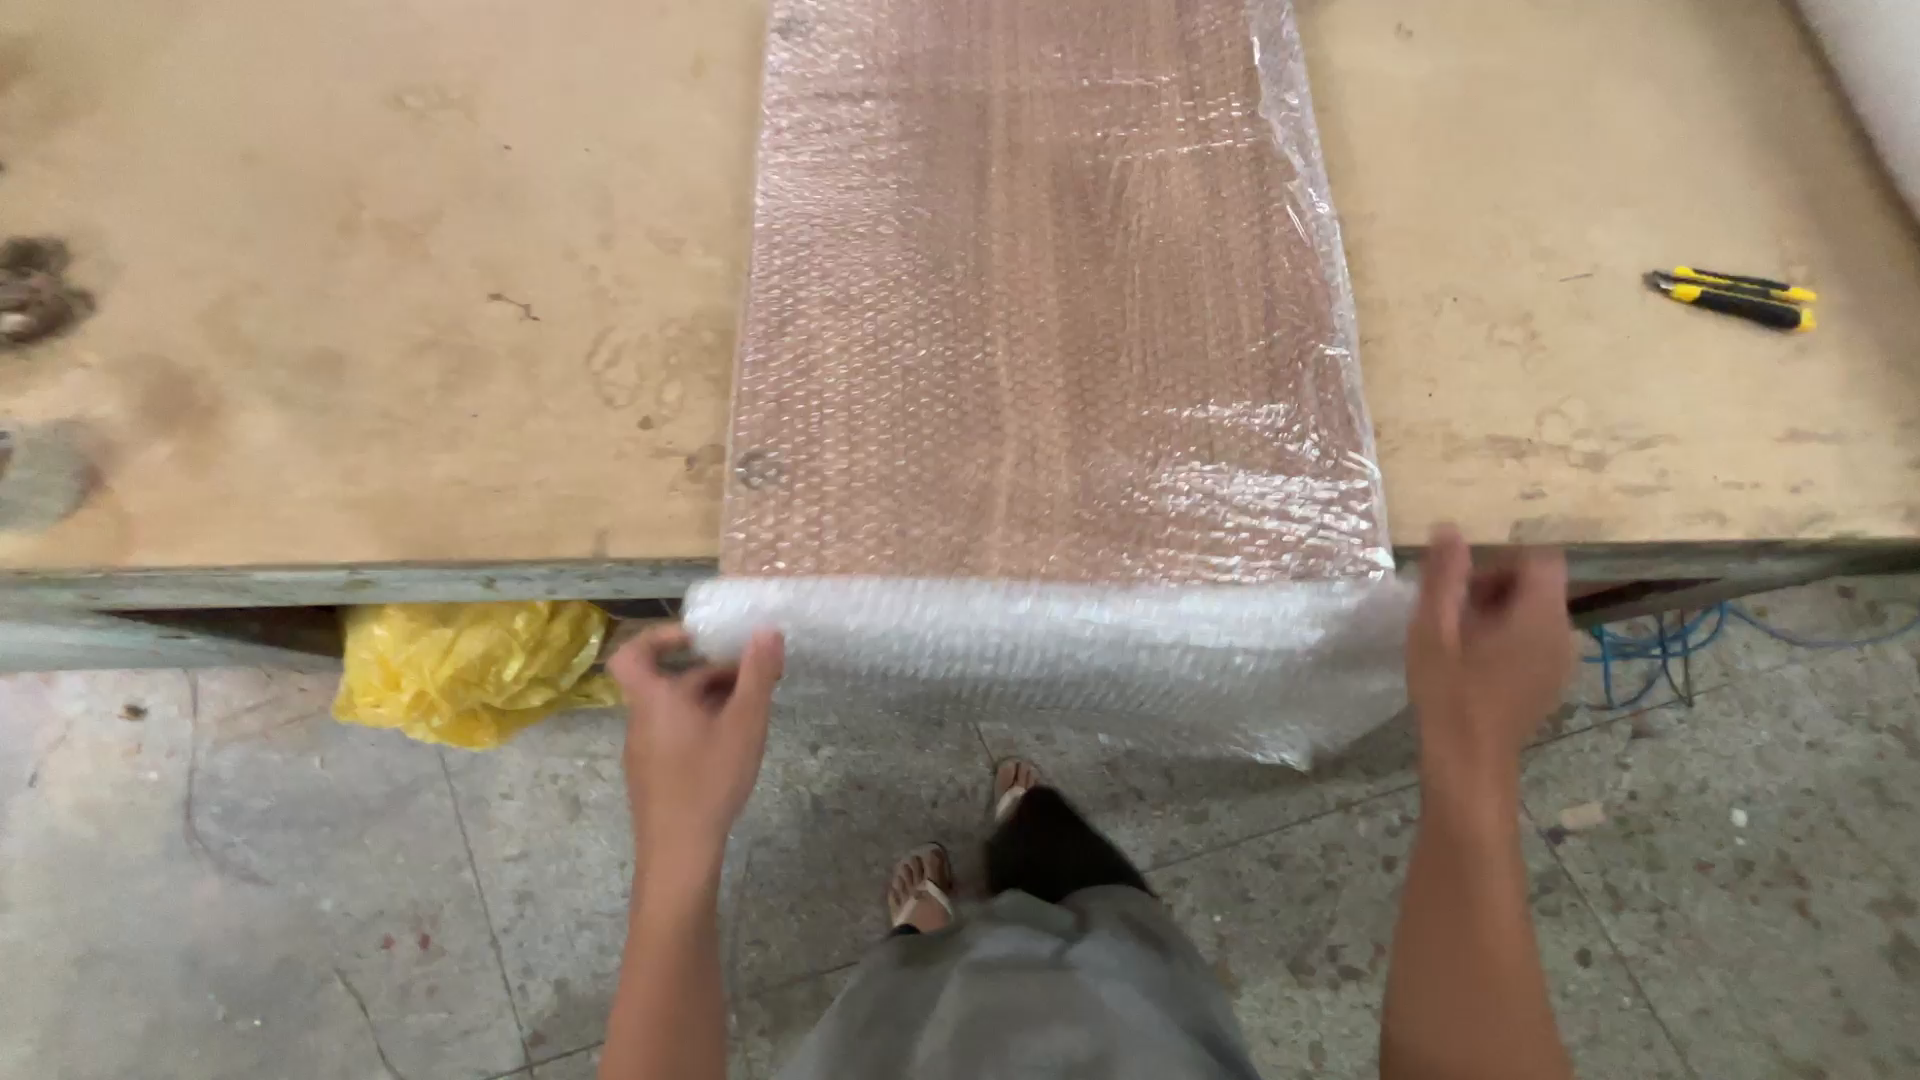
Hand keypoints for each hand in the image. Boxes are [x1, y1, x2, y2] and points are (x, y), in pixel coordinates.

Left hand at [607, 624, 784, 884]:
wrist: (679, 853)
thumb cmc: (709, 779)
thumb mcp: (745, 722)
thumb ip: (758, 674)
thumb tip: (767, 630)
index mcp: (654, 699)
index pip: (632, 652)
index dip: (662, 636)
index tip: (701, 638)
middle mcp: (642, 719)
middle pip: (672, 681)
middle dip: (715, 672)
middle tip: (757, 678)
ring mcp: (645, 749)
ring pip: (678, 708)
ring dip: (714, 699)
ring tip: (754, 711)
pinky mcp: (654, 773)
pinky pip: (676, 731)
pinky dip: (704, 724)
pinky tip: (734, 744)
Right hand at [1406, 524, 1571, 813]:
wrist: (1468, 758)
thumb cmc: (1448, 692)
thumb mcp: (1433, 630)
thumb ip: (1444, 578)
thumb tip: (1449, 529)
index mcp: (1539, 617)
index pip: (1541, 559)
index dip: (1499, 559)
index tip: (1460, 582)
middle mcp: (1563, 634)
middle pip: (1536, 585)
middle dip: (1491, 586)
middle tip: (1448, 612)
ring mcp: (1561, 660)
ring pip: (1533, 612)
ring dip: (1495, 612)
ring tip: (1454, 637)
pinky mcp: (1551, 679)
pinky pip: (1534, 638)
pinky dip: (1504, 636)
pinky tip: (1471, 660)